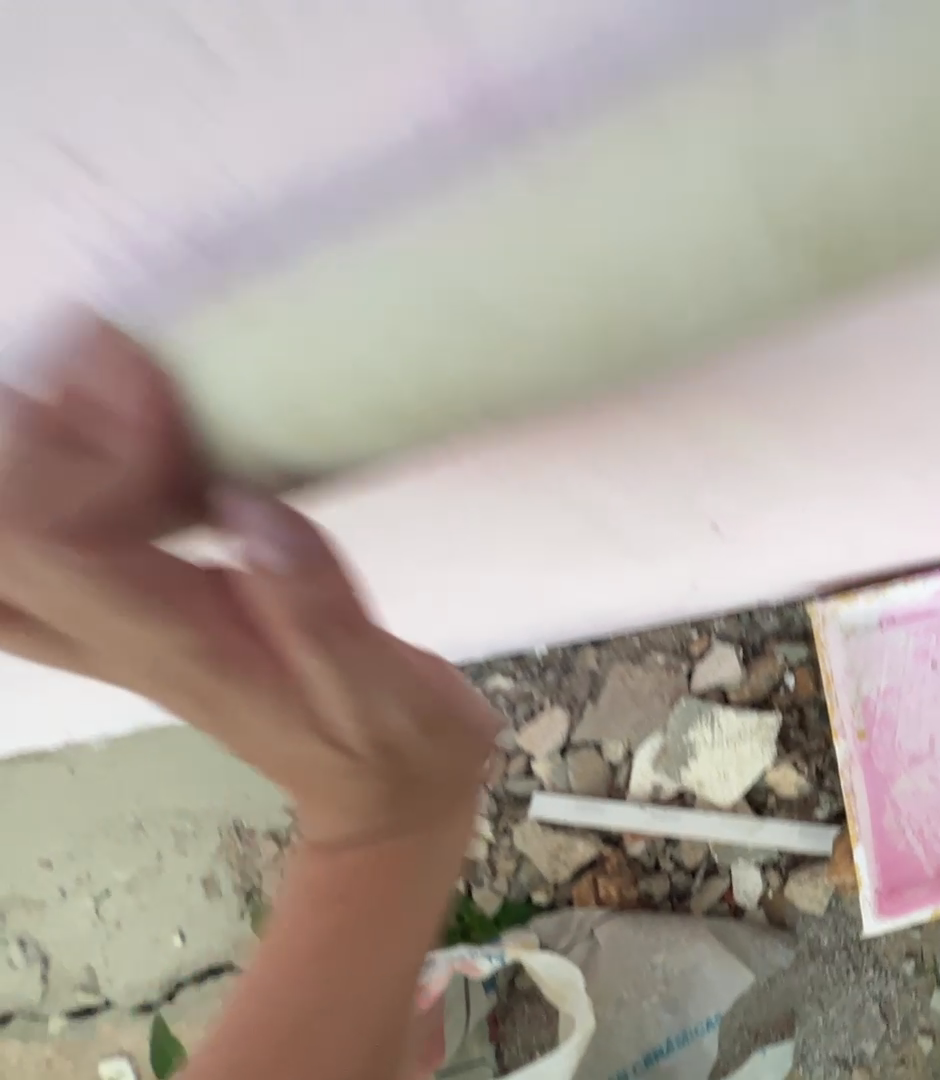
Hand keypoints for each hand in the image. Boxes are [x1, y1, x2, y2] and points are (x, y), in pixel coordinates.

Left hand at [0, 315, 499, 846]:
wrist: (392, 789)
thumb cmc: (398, 740)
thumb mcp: (381, 684)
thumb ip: (317, 604)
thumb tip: (251, 505)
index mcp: (178, 647)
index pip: (60, 537)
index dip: (80, 441)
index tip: (137, 360)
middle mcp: (125, 638)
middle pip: (0, 532)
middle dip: (32, 432)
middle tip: (106, 354)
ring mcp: (128, 634)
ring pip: (5, 547)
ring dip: (27, 458)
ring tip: (93, 384)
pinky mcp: (155, 624)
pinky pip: (51, 555)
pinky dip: (51, 489)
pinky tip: (107, 451)